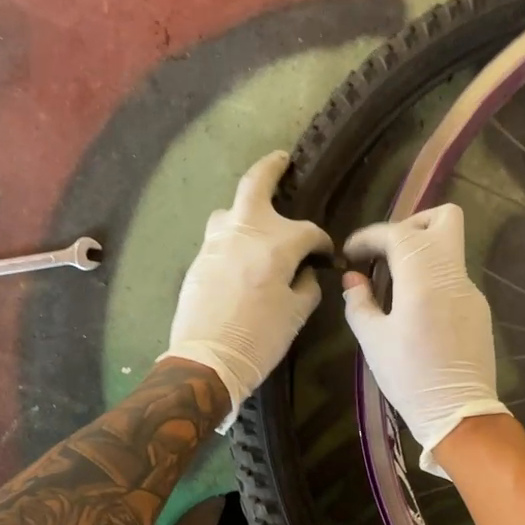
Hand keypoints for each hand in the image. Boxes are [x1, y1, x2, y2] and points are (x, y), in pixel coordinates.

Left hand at [162, 150, 333, 429]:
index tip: (327, 256)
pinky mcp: (197, 261)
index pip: (309, 232)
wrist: (206, 362)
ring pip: (229, 212)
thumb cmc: (258, 339)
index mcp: (276, 244)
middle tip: (281, 162)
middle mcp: (243, 232)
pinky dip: (231, 240)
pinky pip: (218, 239)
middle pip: (255, 184)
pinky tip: (239, 258)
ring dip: (244, 212)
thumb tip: (305, 272)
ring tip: (256, 224)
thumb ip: (306, 286)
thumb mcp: (295, 315)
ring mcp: (214, 244)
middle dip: (271, 168)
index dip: (322, 243)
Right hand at [342, 204, 509, 476]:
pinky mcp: (477, 309)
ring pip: (449, 248)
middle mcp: (453, 276)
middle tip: (385, 251)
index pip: (398, 234)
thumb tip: (355, 278)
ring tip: (394, 282)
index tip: (351, 254)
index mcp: (424, 280)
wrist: (458, 412)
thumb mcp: (373, 341)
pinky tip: (414, 308)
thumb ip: (360, 303)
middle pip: (444, 219)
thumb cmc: (410, 378)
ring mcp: (470, 291)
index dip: (370, 236)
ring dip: (420, 253)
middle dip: (410, 224)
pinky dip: (431, 278)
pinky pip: (453, 277)